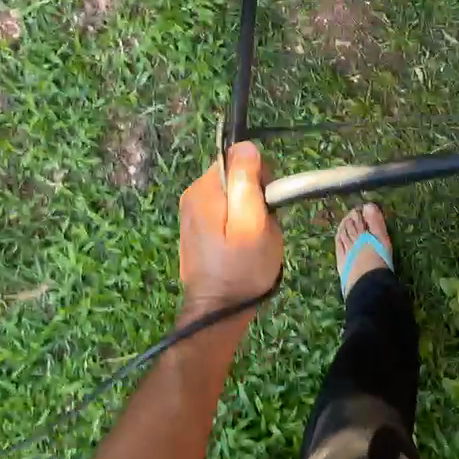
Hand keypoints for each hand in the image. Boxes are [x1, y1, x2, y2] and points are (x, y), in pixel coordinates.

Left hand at [177, 141, 283, 320]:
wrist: (218, 314)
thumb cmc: (241, 268)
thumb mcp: (253, 222)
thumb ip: (247, 180)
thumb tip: (246, 145)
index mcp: (204, 190)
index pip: (238, 158)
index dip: (259, 176)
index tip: (266, 203)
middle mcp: (193, 195)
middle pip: (235, 174)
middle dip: (255, 194)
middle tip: (261, 224)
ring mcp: (192, 213)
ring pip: (233, 193)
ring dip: (249, 210)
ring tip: (253, 237)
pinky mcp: (197, 228)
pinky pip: (225, 210)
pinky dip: (239, 222)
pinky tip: (242, 243)